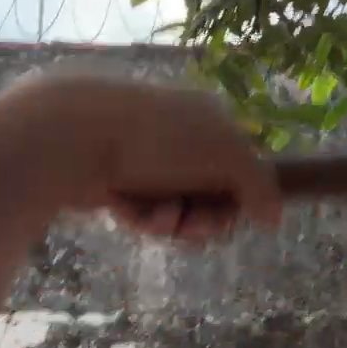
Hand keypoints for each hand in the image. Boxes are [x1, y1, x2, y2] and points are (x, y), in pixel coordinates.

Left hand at [4, 67, 282, 244]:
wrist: (71, 135)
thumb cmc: (159, 138)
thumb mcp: (227, 156)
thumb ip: (260, 187)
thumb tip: (274, 218)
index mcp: (213, 120)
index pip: (243, 169)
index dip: (242, 199)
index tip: (234, 217)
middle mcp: (183, 135)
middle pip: (211, 194)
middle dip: (205, 217)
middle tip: (194, 227)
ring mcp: (148, 157)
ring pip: (178, 207)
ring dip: (174, 222)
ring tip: (157, 220)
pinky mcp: (116, 178)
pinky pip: (143, 209)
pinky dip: (142, 217)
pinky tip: (129, 213)